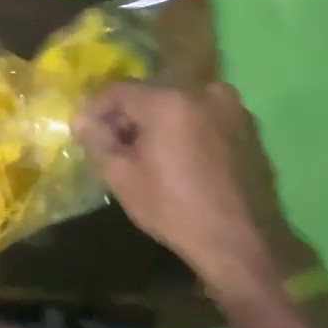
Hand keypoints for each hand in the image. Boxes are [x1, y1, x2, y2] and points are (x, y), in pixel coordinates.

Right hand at [74, 81, 312, 306]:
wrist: (238, 238)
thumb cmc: (172, 207)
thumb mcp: (121, 177)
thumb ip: (97, 141)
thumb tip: (80, 119)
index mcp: (168, 101)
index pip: (118, 90)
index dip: (95, 110)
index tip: (86, 135)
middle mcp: (203, 92)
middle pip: (150, 94)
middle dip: (127, 118)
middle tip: (115, 148)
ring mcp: (231, 107)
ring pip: (177, 105)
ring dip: (157, 124)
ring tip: (147, 156)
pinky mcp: (247, 126)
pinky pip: (201, 118)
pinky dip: (183, 131)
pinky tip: (178, 161)